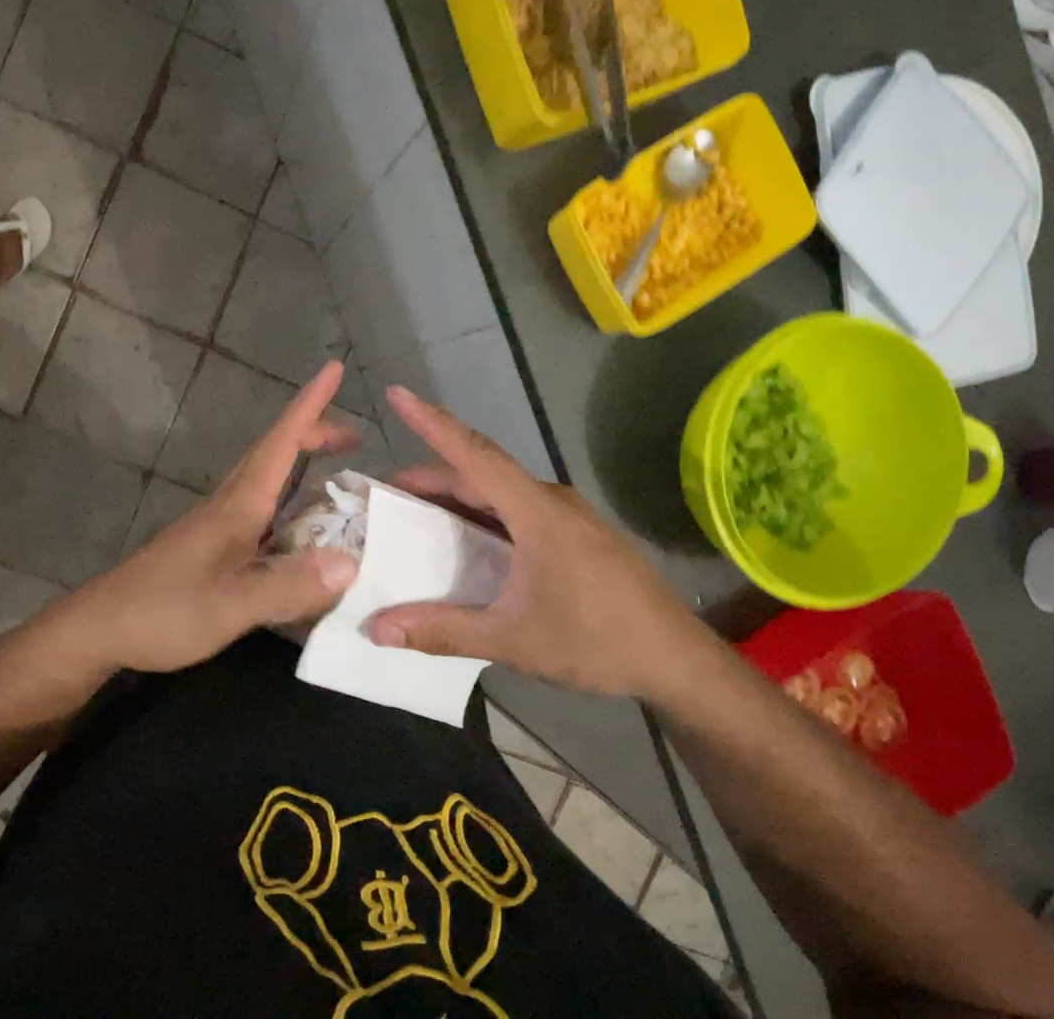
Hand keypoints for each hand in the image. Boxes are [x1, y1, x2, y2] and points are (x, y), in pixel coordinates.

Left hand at [40, 362, 361, 675]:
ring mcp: (215, 529)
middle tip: (355, 438)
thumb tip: (350, 564)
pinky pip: (259, 514)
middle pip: (272, 456)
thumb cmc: (162, 612)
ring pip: (264, 483)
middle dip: (311, 434)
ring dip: (300, 468)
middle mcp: (226, 509)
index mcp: (236, 510)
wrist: (100, 629)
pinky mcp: (208, 550)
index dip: (308, 408)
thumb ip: (287, 587)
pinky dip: (286, 506)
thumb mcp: (230, 606)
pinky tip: (298, 532)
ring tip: (337, 477)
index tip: (333, 370)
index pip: (278, 446)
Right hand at [365, 387, 719, 700]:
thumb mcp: (512, 640)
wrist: (676, 659)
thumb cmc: (595, 641)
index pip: (473, 455)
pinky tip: (467, 543)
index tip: (398, 393)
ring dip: (458, 498)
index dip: (431, 423)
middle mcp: (551, 502)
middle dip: (431, 477)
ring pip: (501, 493)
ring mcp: (569, 518)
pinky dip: (483, 516)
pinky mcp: (578, 536)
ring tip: (417, 516)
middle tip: (386, 495)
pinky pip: (518, 511)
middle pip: (481, 472)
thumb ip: (443, 631)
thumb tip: (378, 629)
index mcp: (536, 512)